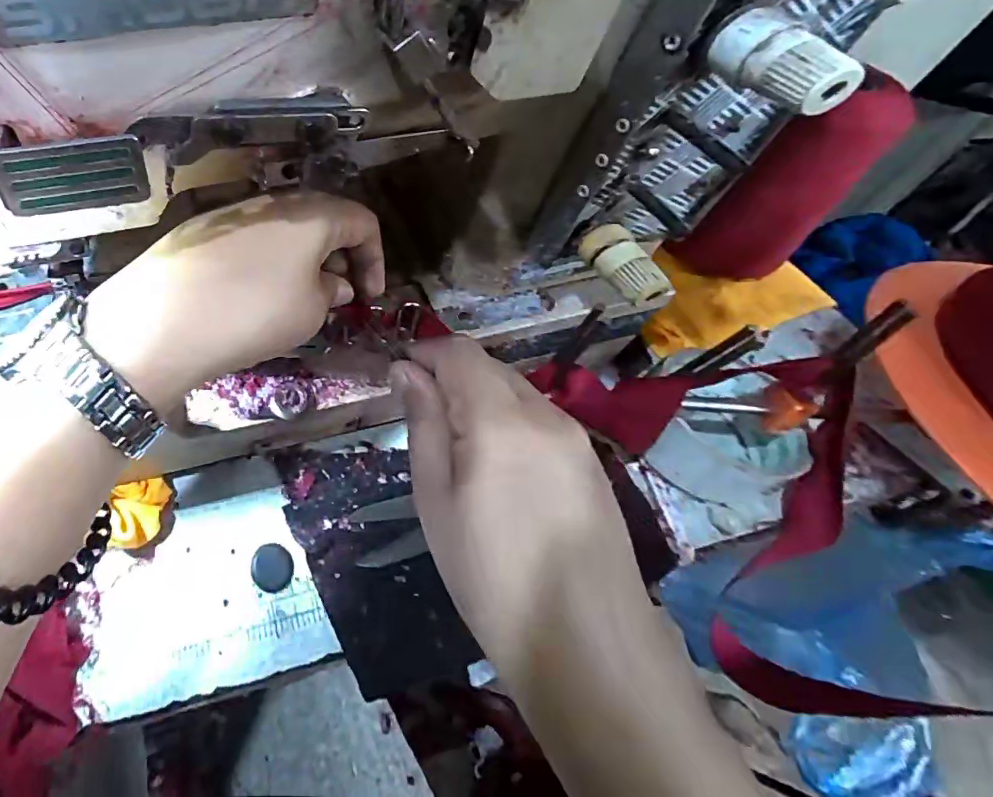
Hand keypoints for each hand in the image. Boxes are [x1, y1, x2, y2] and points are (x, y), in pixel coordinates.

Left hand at [85, 192, 383, 409]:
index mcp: (311, 215)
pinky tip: (254, 293)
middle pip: (323, 219)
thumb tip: (333, 282)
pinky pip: (252, 238)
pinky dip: (268, 260)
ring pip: (285, 228)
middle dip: (340, 255)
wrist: (157, 324)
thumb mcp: (310, 313)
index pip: (362, 221)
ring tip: (297, 296)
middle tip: (337, 294)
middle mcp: (273, 203)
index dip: (375, 258)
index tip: (369, 295)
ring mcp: (233, 213)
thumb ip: (331, 291)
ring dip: (304, 258)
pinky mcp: (201, 229)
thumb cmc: (252, 315)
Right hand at [390, 337, 645, 680]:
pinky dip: (513, 423)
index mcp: (499, 418)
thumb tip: (407, 371)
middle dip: (453, 378)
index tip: (400, 376)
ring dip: (484, 401)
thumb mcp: (436, 501)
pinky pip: (543, 420)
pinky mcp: (592, 458)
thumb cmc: (490, 576)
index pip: (461, 352)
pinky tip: (505, 472)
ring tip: (463, 453)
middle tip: (425, 419)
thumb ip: (424, 425)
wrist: (585, 639)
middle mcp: (544, 412)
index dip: (427, 353)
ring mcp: (575, 434)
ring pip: (519, 392)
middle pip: (491, 368)